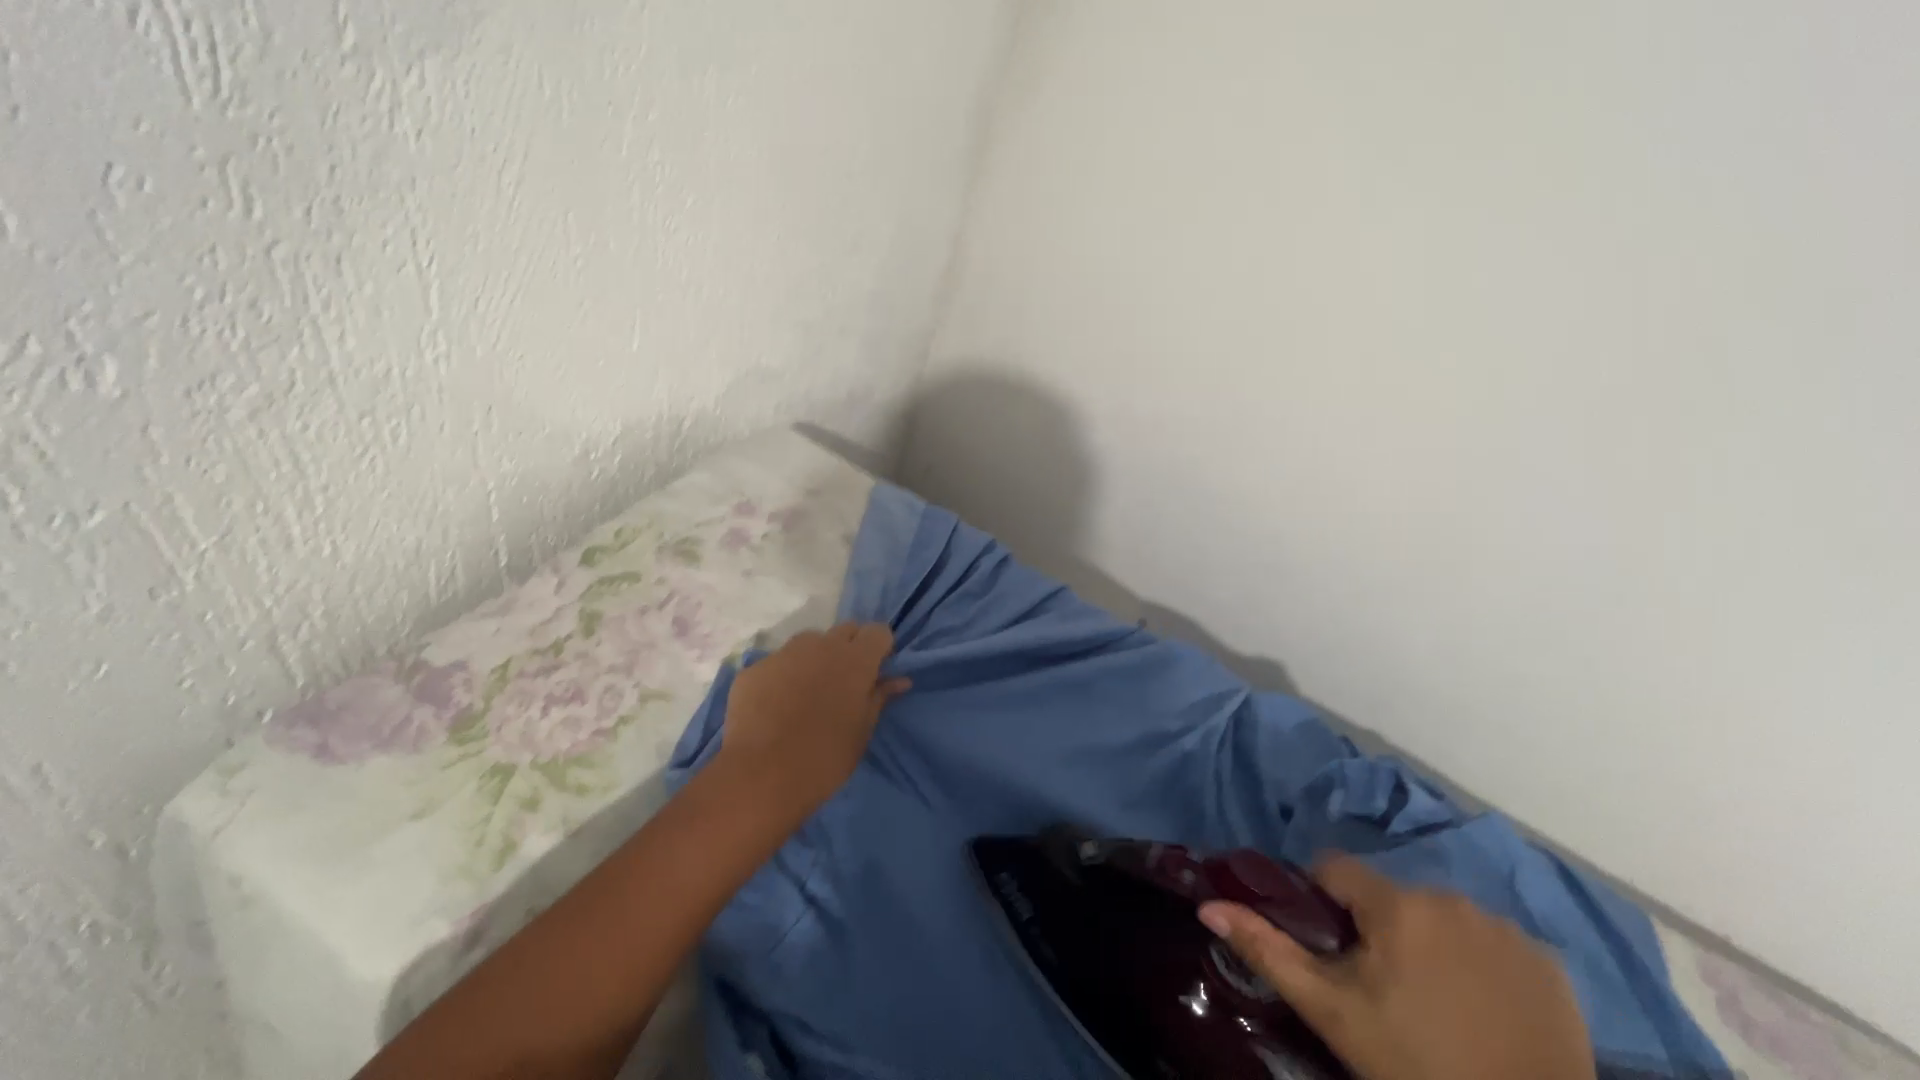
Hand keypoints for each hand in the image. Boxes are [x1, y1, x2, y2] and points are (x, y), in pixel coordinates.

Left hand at [715, 623, 909, 815]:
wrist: (761, 775)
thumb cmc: (825, 757)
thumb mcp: (862, 731)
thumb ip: (879, 698)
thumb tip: (899, 680)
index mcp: (855, 660)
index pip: (878, 632)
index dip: (880, 648)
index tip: (876, 672)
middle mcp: (820, 646)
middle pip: (845, 630)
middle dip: (850, 648)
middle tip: (846, 683)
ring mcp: (783, 654)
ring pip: (808, 642)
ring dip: (816, 658)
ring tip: (808, 693)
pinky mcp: (754, 669)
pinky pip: (777, 663)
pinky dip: (784, 676)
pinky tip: (776, 706)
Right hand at [1200, 858, 1594, 1079]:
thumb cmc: (1414, 1064)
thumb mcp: (1330, 1011)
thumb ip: (1267, 950)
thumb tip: (1209, 905)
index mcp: (1396, 904)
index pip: (1335, 868)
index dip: (1319, 898)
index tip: (1322, 944)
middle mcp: (1453, 898)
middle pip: (1390, 897)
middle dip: (1375, 929)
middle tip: (1374, 989)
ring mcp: (1507, 928)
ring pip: (1442, 920)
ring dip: (1427, 944)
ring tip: (1429, 1004)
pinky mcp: (1548, 963)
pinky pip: (1493, 946)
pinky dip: (1478, 966)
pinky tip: (1478, 1012)